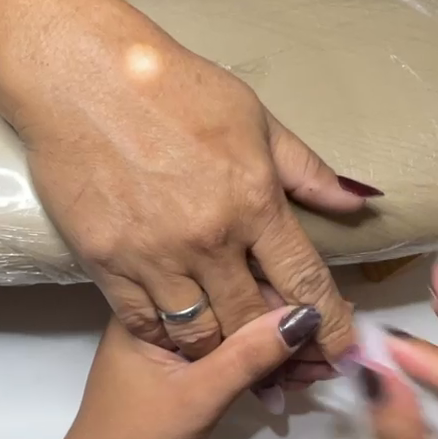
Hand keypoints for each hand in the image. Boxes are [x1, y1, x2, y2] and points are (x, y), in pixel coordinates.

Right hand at [0, 0, 375, 365]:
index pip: (304, 280)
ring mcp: (153, 256)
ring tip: (227, 344)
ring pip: (198, 334)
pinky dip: (165, 335)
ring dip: (219, 347)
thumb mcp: (253, 117)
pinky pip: (144, 323)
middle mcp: (208, 239)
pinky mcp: (106, 263)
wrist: (80, 80)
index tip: (339, 348)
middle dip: (274, 348)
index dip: (329, 324)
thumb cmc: (169, 88)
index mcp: (252, 201)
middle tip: (281, 358)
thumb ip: (305, 169)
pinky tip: (175, 329)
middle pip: (253, 320)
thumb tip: (356, 202)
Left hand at [31, 304, 322, 438]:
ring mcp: (174, 337)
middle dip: (286, 332)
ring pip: (238, 331)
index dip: (282, 303)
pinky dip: (260, 368)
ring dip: (280, 353)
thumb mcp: (197, 398)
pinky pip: (229, 352)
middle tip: (332, 356)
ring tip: (321, 372)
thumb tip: (307, 315)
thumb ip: (247, 357)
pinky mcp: (183, 361)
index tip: (328, 324)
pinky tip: (294, 380)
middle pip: (237, 306)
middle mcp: (164, 311)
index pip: (227, 284)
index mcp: (153, 306)